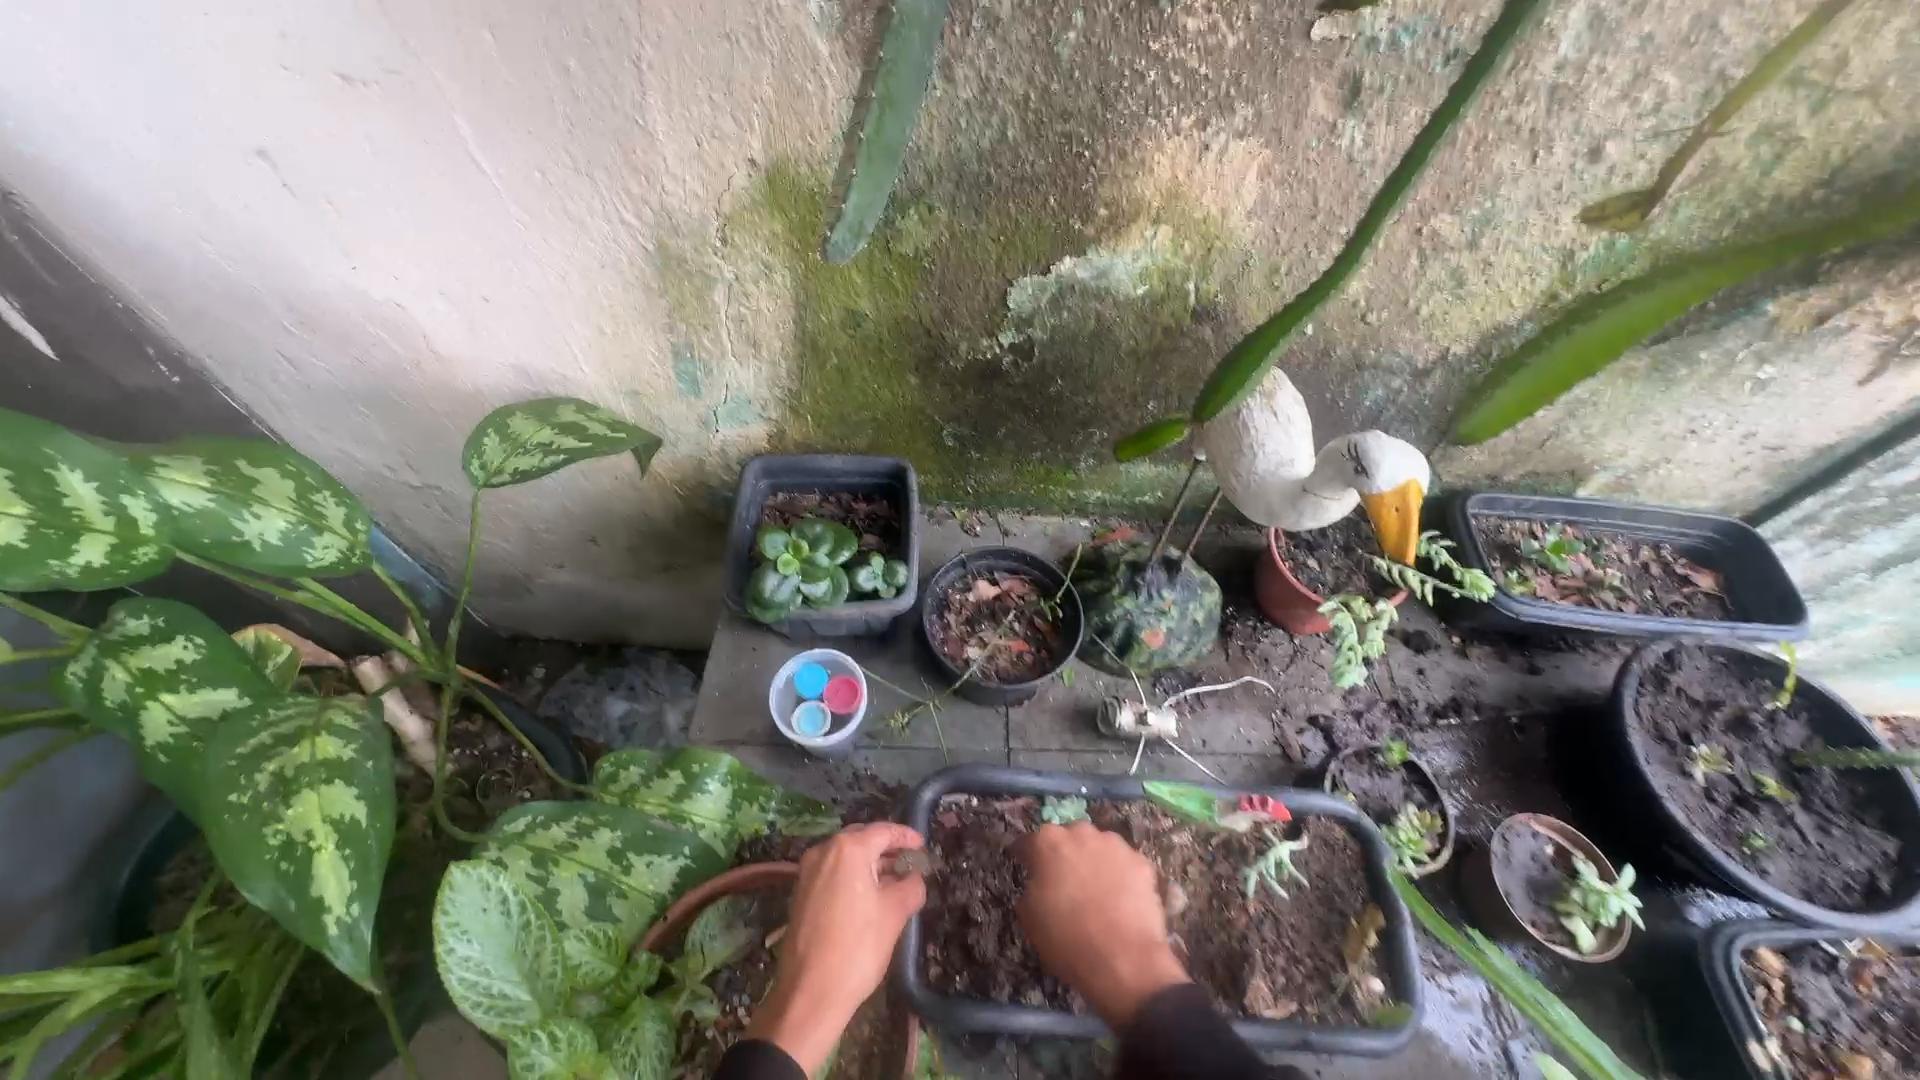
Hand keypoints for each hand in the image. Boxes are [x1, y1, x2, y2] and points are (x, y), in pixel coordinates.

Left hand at [746, 822, 927, 1072]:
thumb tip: (915, 878)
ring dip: (870, 864)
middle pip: (862, 839)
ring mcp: (807, 873)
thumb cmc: (857, 947)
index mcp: (847, 849)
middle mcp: (823, 852)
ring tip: (895, 880)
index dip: (906, 836)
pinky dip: (853, 877)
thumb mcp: (895, 913)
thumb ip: (911, 886)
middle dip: (887, 849)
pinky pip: (833, 874)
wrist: (810, 993)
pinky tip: (869, 896)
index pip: (883, 831)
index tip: (923, 845)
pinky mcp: (801, 894)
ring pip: (846, 858)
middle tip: (910, 861)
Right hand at [1016, 821, 1189, 1027]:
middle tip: (1063, 883)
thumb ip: (1030, 889)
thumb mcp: (1029, 918)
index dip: (1025, 857)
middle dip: (1063, 855)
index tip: (1025, 868)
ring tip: (1096, 891)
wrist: (1123, 960)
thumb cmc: (1066, 939)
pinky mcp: (1141, 862)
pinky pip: (1123, 864)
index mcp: (1047, 842)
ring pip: (1097, 847)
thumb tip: (1039, 885)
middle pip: (1067, 839)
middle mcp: (1081, 833)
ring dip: (1093, 861)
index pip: (1028, 843)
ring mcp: (1114, 845)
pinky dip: (1119, 876)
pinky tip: (1120, 900)